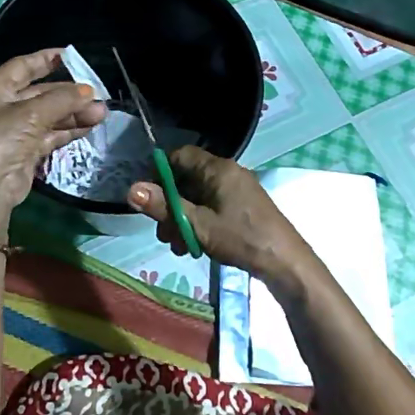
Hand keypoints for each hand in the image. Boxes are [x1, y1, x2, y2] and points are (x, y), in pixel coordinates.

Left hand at [0, 49, 106, 236]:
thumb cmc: (2, 138)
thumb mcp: (33, 112)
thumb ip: (64, 99)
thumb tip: (90, 91)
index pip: (24, 65)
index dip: (48, 59)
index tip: (74, 55)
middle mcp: (3, 105)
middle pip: (42, 91)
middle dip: (70, 93)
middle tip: (98, 93)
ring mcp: (15, 128)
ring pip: (50, 114)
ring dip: (75, 113)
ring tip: (102, 113)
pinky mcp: (26, 149)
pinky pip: (52, 133)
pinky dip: (70, 129)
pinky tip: (90, 126)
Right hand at [126, 146, 319, 287]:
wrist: (283, 259)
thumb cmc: (239, 237)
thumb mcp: (196, 224)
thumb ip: (164, 207)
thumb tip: (132, 189)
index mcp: (218, 169)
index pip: (182, 155)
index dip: (160, 171)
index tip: (147, 195)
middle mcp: (229, 172)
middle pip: (189, 179)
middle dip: (170, 204)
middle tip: (162, 232)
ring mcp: (238, 189)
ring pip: (200, 196)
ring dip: (183, 218)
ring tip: (178, 245)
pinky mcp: (244, 205)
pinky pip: (213, 205)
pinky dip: (199, 221)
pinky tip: (194, 245)